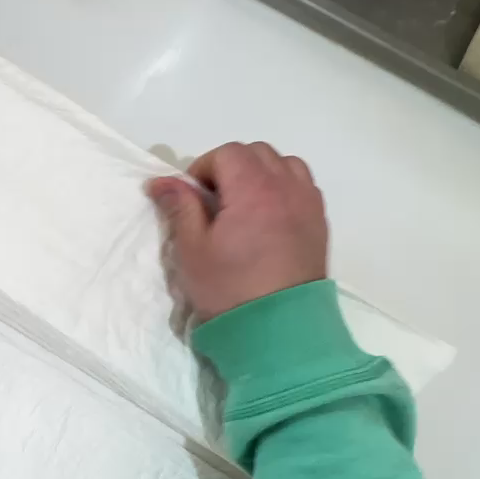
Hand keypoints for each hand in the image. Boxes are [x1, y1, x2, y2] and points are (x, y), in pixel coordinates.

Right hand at [147, 142, 328, 320]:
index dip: (202, 169)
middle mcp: (286, 186)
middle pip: (256, 153)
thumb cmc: (227, 287)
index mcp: (253, 190)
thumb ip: (179, 208)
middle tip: (211, 202)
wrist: (276, 325)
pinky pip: (300, 184)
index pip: (227, 153)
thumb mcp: (190, 249)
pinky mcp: (318, 220)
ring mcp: (307, 202)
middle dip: (229, 168)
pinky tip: (264, 218)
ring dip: (257, 174)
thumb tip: (161, 180)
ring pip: (282, 164)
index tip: (191, 199)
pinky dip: (279, 188)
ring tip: (240, 207)